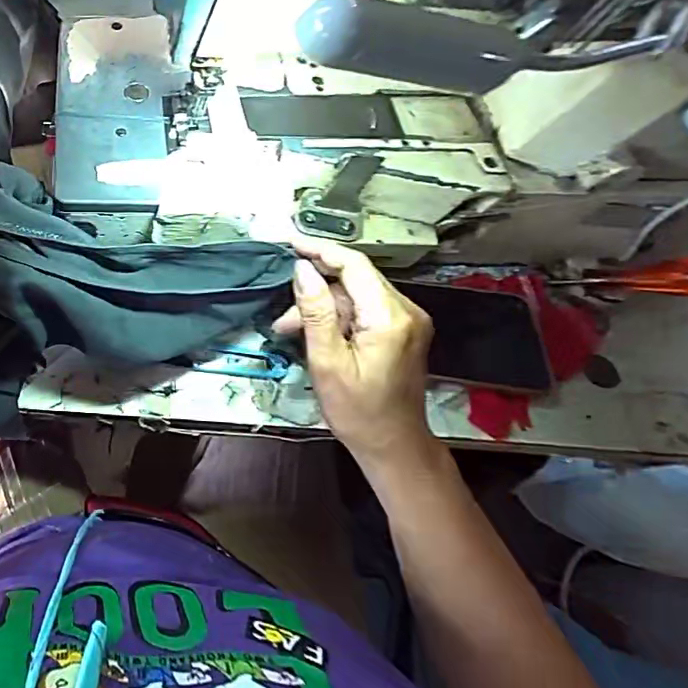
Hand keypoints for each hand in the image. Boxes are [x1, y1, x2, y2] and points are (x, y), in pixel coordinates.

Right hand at [272, 237, 437, 467]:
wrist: (394, 446)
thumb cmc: (358, 411)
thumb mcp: (328, 362)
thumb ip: (316, 312)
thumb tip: (302, 269)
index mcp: (390, 318)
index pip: (354, 266)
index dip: (320, 249)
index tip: (288, 242)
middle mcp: (406, 312)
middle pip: (354, 277)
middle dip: (314, 285)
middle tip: (281, 307)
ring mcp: (406, 321)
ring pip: (355, 294)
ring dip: (321, 304)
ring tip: (289, 327)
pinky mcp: (401, 331)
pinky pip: (363, 308)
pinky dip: (336, 315)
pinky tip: (312, 332)